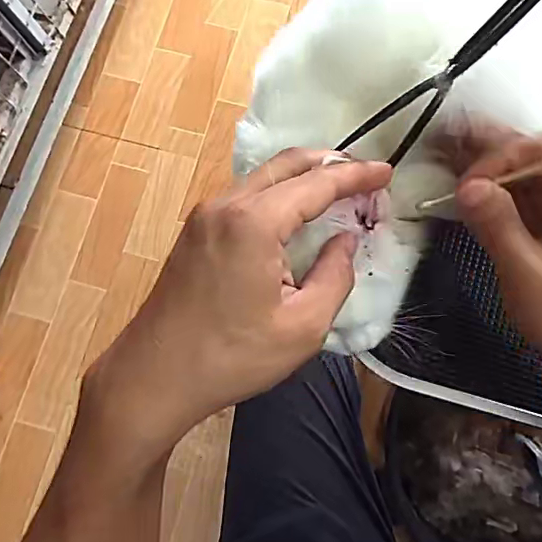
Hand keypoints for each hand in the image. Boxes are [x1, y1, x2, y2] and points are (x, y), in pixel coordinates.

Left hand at [82, 148, 391, 465]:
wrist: (154, 378)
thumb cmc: (233, 357)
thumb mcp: (304, 326)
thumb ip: (335, 275)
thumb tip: (346, 241)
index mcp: (254, 224)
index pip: (317, 184)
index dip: (356, 176)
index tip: (386, 172)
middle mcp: (225, 206)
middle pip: (287, 165)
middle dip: (331, 164)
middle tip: (366, 175)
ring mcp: (204, 216)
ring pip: (265, 177)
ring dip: (305, 177)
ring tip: (340, 190)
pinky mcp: (196, 232)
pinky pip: (247, 195)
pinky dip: (281, 193)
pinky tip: (299, 212)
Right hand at [453, 133, 541, 408]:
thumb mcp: (532, 281)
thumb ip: (500, 230)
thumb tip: (467, 186)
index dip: (506, 156)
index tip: (468, 183)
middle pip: (541, 153)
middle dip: (492, 151)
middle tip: (443, 143)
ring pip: (530, 168)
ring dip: (489, 164)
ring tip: (443, 152)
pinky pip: (526, 191)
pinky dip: (495, 186)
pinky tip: (461, 180)